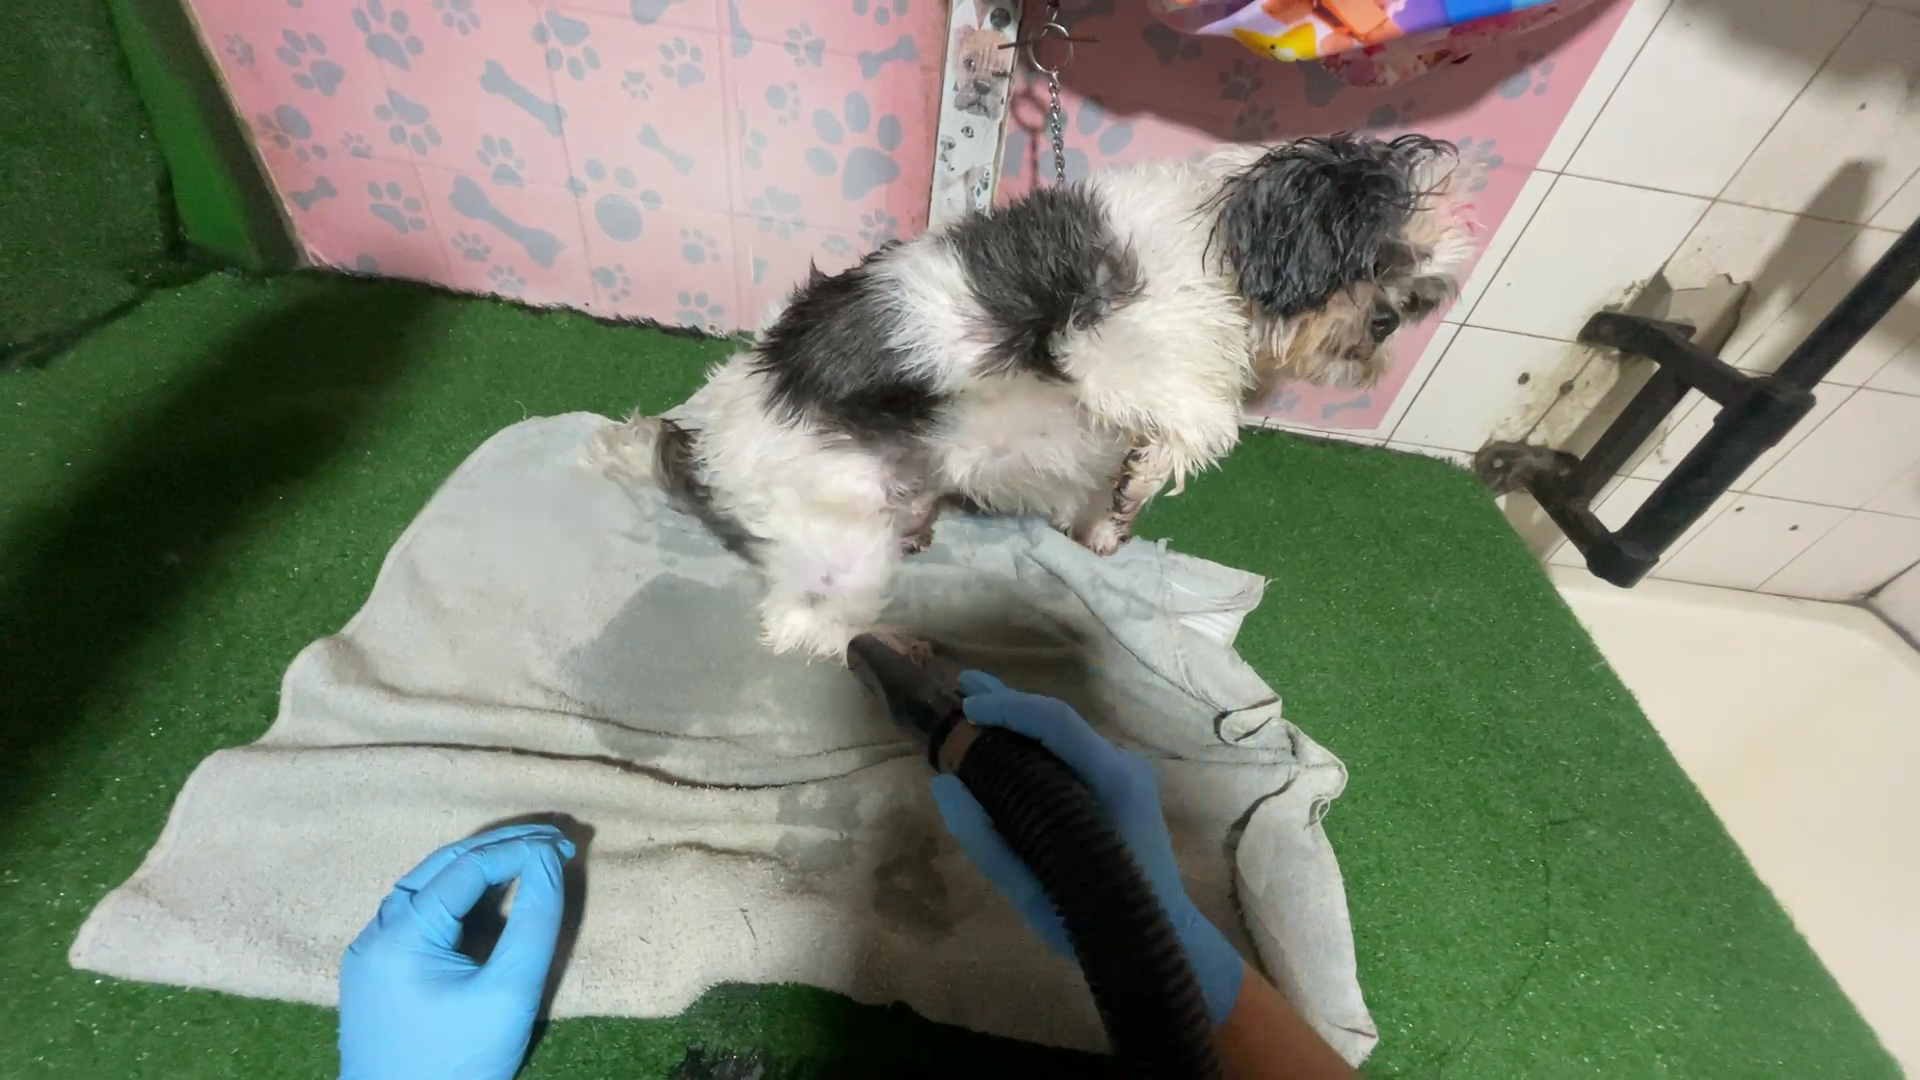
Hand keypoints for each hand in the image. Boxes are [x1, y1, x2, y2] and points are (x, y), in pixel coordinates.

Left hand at [339, 824, 576, 1079]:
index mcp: (399, 938)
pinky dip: (467, 890)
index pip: (468, 866)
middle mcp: (376, 935)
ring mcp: (373, 953)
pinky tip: (499, 890)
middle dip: (504, 846)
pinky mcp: (382, 969)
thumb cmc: (461, 1063)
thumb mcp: (512, 989)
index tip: (568, 848)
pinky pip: (426, 908)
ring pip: (432, 882)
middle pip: (445, 864)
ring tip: (533, 857)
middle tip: (556, 842)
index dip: (521, 848)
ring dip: (484, 862)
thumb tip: (549, 857)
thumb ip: (536, 916)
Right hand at [930, 674, 1244, 1024]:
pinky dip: (1032, 737)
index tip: (966, 709)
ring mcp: (1123, 769)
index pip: (1056, 723)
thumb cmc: (1096, 922)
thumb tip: (944, 786)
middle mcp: (1121, 764)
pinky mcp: (1117, 780)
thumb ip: (985, 842)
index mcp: (1111, 783)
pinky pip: (1069, 748)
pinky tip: (1004, 738)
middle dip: (1007, 698)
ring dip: (1018, 714)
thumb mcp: (1032, 892)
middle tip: (960, 685)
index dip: (1009, 707)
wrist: (1163, 938)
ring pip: (1063, 729)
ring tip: (974, 704)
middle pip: (1058, 716)